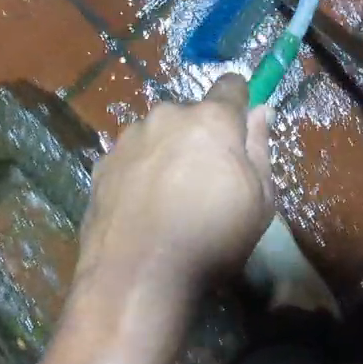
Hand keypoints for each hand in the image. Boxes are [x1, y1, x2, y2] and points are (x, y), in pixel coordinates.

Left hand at [75, 75, 273, 305]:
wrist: (137, 277)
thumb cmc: (212, 239)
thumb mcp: (260, 200)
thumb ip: (259, 147)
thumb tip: (260, 111)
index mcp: (211, 119)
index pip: (231, 86)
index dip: (238, 104)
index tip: (239, 131)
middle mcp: (168, 115)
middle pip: (191, 115)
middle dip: (200, 137)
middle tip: (204, 180)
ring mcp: (129, 138)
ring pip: (158, 134)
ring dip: (166, 153)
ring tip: (167, 199)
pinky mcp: (102, 163)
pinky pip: (131, 157)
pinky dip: (138, 172)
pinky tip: (141, 209)